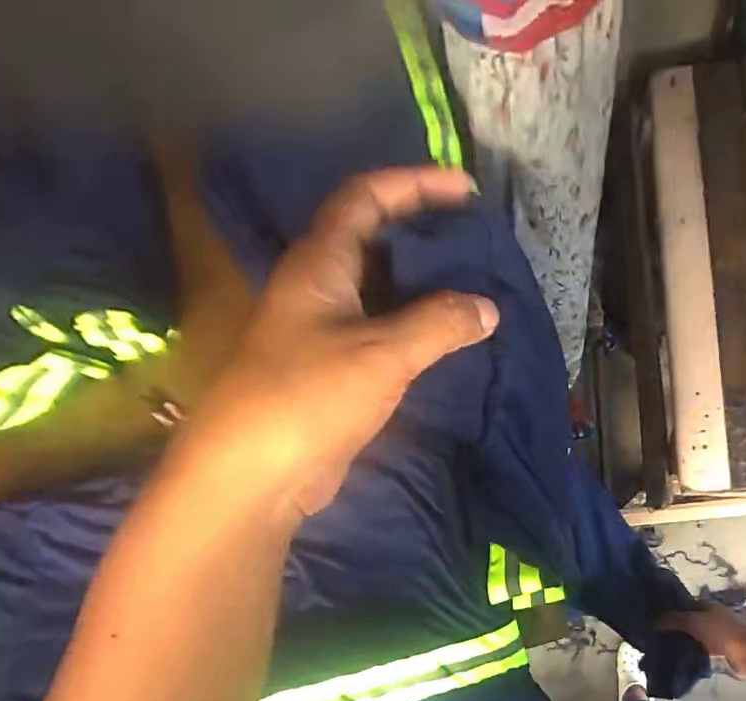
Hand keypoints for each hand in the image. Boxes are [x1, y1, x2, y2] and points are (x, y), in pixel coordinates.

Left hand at [174, 167, 498, 519]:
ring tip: (473, 289)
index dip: (413, 184)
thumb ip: (439, 324)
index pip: (366, 198)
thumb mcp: (382, 353)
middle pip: (374, 241)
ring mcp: (324, 331)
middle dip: (423, 235)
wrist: (258, 471)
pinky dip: (415, 329)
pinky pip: (382, 333)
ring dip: (423, 287)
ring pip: (380, 292)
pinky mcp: (334, 370)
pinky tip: (447, 339)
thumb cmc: (310, 397)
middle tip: (475, 244)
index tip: (464, 190)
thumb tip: (487, 308)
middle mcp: (319, 288)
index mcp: (320, 263)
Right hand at [656, 605, 745, 677]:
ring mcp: (716, 633)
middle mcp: (712, 616)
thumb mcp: (693, 621)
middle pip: (688, 620)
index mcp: (707, 605)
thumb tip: (650, 621)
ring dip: (681, 639)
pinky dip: (689, 650)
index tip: (652, 618)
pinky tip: (677, 657)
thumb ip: (672, 620)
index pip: (683, 604)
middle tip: (653, 634)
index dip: (669, 609)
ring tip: (661, 646)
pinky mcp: (718, 649)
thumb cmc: (721, 632)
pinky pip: (699, 648)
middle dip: (673, 626)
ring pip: (693, 635)